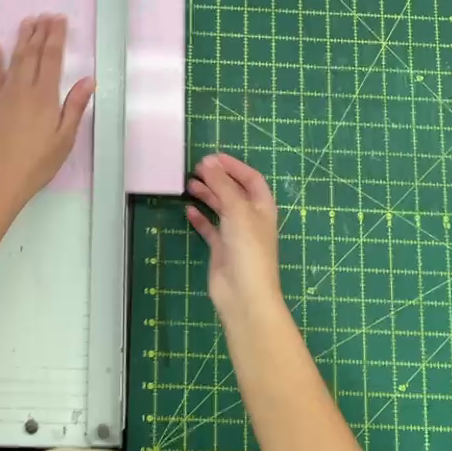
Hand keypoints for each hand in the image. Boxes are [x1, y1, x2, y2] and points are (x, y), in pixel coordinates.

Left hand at [0, 14, 94, 206]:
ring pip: (14, 60)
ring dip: (21, 39)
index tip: (60, 20)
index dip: (56, 37)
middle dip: (40, 32)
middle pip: (32, 53)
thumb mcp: (64, 139)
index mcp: (45, 96)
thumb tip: (88, 80)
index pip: (52, 58)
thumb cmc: (37, 163)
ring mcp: (5, 96)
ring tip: (27, 22)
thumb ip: (75, 107)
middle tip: (45, 15)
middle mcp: (24, 89)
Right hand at [186, 153, 282, 313]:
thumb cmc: (248, 248)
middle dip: (218, 178)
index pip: (251, 178)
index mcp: (263, 207)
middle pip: (234, 191)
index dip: (234, 166)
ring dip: (207, 195)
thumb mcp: (237, 209)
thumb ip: (222, 184)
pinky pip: (210, 228)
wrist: (244, 293)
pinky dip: (200, 218)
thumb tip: (208, 162)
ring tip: (189, 184)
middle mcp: (251, 218)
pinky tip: (188, 210)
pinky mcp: (222, 249)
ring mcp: (236, 235)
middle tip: (196, 168)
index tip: (212, 157)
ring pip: (221, 208)